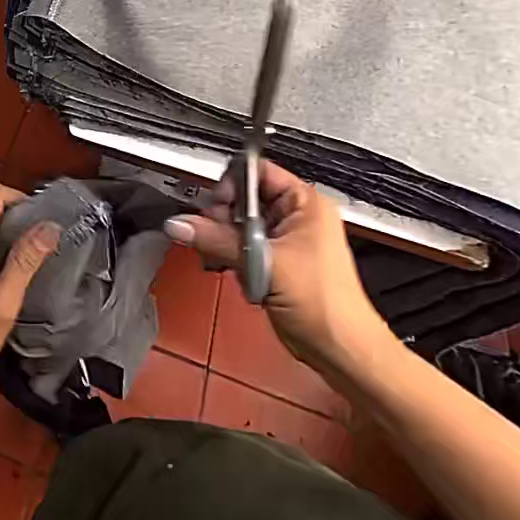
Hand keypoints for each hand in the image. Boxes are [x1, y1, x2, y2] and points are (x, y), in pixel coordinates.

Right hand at [164, 161, 392, 375]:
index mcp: (305, 202)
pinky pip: (244, 250)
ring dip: (229, 246)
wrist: (337, 346)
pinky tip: (242, 276)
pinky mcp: (276, 263)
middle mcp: (296, 216)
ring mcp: (286, 240)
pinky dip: (236, 261)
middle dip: (225, 222)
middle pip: (244, 201)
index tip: (215, 208)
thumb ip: (218, 240)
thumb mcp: (264, 261)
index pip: (257, 172)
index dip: (232, 187)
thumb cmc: (324, 302)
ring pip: (240, 227)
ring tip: (234, 263)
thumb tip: (182, 223)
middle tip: (218, 240)